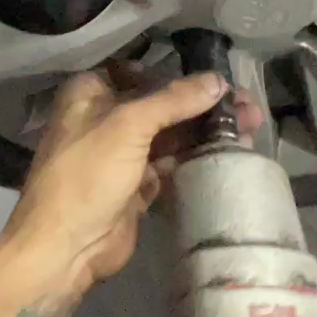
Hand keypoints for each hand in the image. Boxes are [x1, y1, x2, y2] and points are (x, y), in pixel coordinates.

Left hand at [0, 67, 262, 294]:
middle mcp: (104, 117)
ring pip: (169, 133)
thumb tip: (218, 80)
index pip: (138, 69)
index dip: (177, 70)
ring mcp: (120, 152)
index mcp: (89, 93)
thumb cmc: (87, 174)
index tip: (218, 72)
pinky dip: (196, 156)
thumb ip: (173, 100)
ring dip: (205, 129)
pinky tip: (231, 150)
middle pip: (160, 102)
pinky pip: (171, 162)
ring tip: (250, 125)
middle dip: (202, 102)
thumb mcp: (128, 125)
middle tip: (247, 104)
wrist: (65, 247)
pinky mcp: (136, 183)